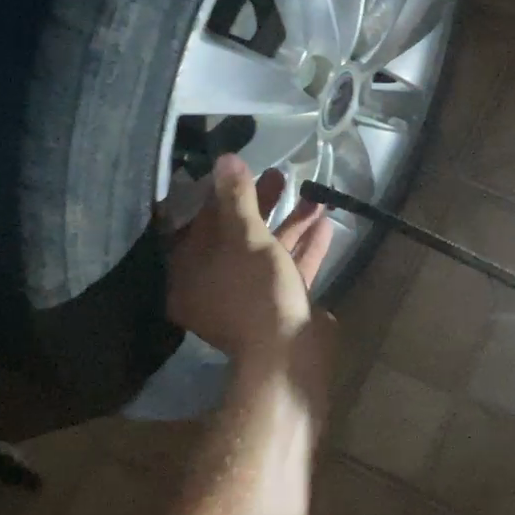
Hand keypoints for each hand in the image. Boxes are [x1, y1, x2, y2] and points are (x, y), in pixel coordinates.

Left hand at [167, 155, 333, 363]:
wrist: (288, 354)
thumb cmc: (256, 291)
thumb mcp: (245, 237)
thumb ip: (236, 198)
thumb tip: (226, 160)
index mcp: (189, 272)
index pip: (200, 223)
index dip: (223, 193)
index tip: (244, 168)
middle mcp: (213, 286)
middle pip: (236, 235)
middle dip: (263, 205)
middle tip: (281, 175)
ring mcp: (248, 299)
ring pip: (267, 252)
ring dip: (290, 223)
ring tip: (313, 194)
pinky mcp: (278, 307)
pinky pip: (288, 270)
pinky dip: (304, 248)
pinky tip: (326, 224)